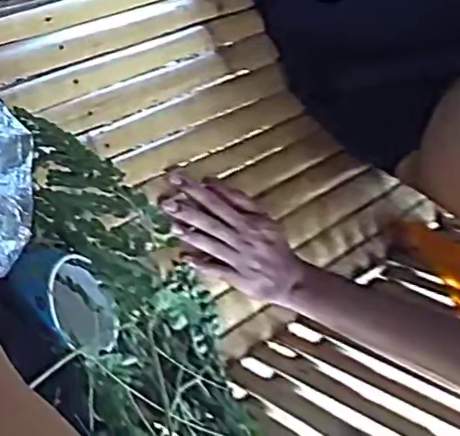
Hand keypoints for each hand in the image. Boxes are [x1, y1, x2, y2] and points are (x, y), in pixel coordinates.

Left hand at [161, 172, 310, 304]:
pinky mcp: (241, 279)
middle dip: (188, 213)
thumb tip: (207, 180)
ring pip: (213, 246)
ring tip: (173, 226)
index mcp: (249, 223)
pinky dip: (202, 265)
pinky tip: (185, 258)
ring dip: (192, 236)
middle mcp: (244, 240)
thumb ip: (236, 198)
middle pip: (212, 223)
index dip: (195, 190)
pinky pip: (219, 271)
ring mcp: (242, 261)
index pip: (218, 203)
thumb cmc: (270, 243)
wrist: (294, 282)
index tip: (174, 177)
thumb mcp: (262, 218)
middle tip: (166, 203)